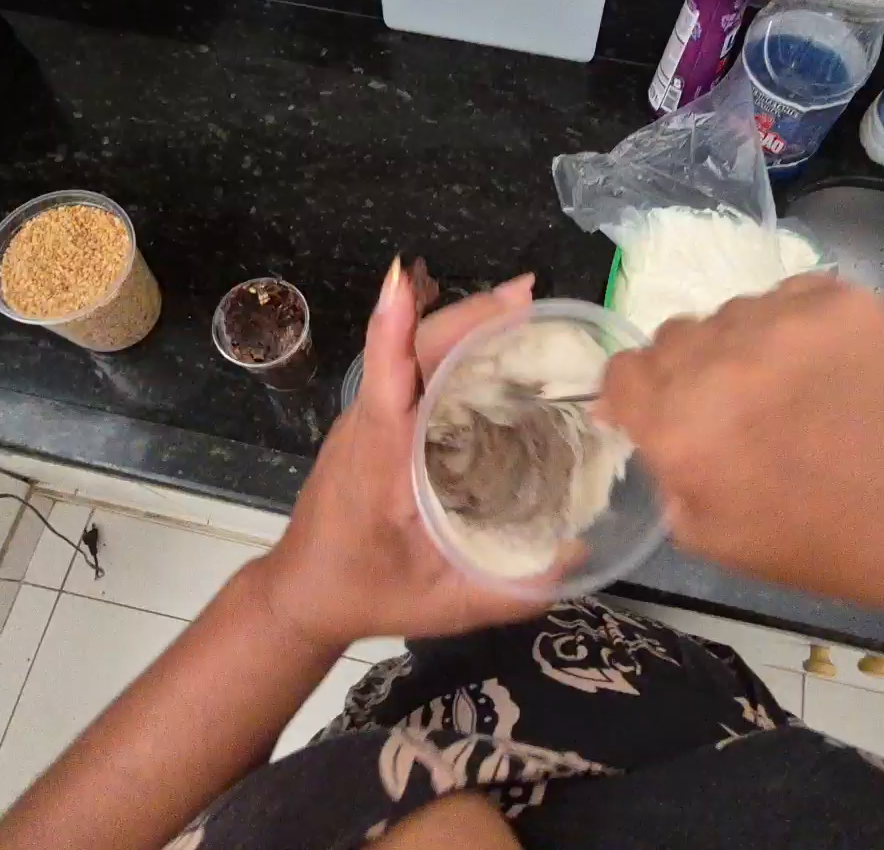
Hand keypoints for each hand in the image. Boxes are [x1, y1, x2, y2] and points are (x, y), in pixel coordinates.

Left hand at [253, 262, 549, 650]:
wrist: (303, 591)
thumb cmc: (365, 593)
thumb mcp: (441, 604)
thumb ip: (509, 588)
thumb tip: (579, 554)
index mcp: (379, 459)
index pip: (383, 380)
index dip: (393, 328)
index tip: (408, 278)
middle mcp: (370, 425)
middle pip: (411, 349)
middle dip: (467, 313)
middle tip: (528, 296)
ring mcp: (369, 417)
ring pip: (411, 350)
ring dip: (462, 320)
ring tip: (521, 307)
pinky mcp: (376, 420)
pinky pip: (412, 366)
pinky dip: (451, 342)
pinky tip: (490, 340)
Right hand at [597, 273, 883, 610]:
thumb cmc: (818, 540)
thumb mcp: (708, 536)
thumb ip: (662, 473)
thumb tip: (646, 424)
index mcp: (677, 425)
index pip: (620, 370)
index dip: (635, 390)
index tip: (656, 405)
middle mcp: (715, 362)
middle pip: (671, 337)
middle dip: (688, 369)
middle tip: (732, 403)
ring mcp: (779, 321)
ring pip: (730, 313)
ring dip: (742, 344)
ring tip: (790, 385)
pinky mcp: (836, 299)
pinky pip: (788, 294)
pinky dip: (795, 323)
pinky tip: (827, 364)